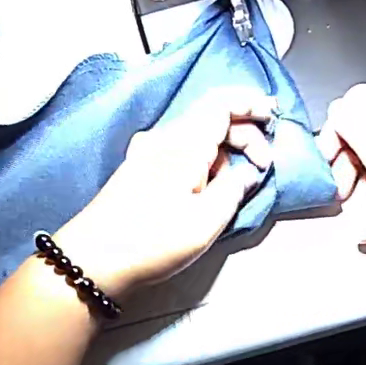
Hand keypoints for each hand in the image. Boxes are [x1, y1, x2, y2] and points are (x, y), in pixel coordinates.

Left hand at [53, 89, 273, 298]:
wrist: (93, 260)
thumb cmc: (152, 240)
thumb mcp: (207, 220)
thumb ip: (234, 189)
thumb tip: (248, 173)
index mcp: (183, 144)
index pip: (221, 104)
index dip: (250, 104)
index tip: (272, 117)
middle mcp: (164, 139)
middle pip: (212, 119)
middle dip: (244, 134)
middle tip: (263, 166)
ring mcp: (148, 153)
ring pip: (197, 137)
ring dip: (225, 150)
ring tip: (239, 182)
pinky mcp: (140, 170)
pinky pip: (182, 152)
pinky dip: (205, 160)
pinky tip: (211, 186)